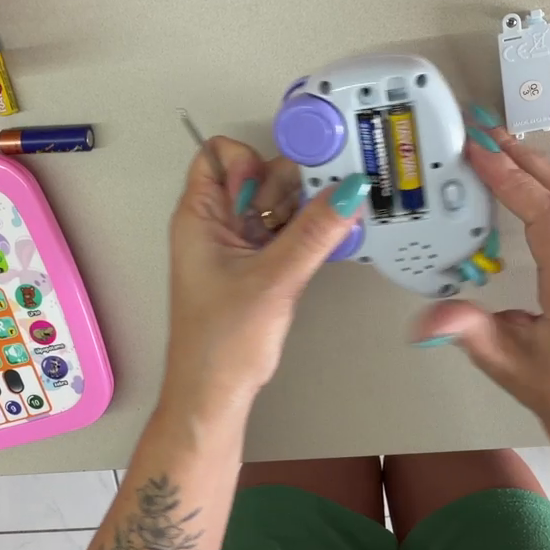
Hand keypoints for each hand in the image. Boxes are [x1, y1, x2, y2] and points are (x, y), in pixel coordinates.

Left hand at [164, 137, 366, 413]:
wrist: (215, 395)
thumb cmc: (223, 341)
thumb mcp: (273, 280)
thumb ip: (314, 232)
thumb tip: (349, 190)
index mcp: (200, 215)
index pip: (219, 154)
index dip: (252, 161)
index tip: (281, 188)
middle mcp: (217, 221)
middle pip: (258, 173)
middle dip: (287, 188)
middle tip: (302, 220)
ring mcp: (239, 241)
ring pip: (276, 201)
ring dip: (301, 211)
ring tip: (314, 237)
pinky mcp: (259, 261)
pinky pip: (286, 228)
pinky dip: (306, 231)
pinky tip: (324, 243)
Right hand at [412, 115, 549, 427]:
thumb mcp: (502, 361)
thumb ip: (465, 331)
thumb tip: (424, 319)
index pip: (549, 221)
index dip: (514, 182)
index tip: (480, 155)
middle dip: (526, 159)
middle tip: (486, 133)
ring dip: (540, 165)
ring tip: (500, 143)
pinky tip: (526, 171)